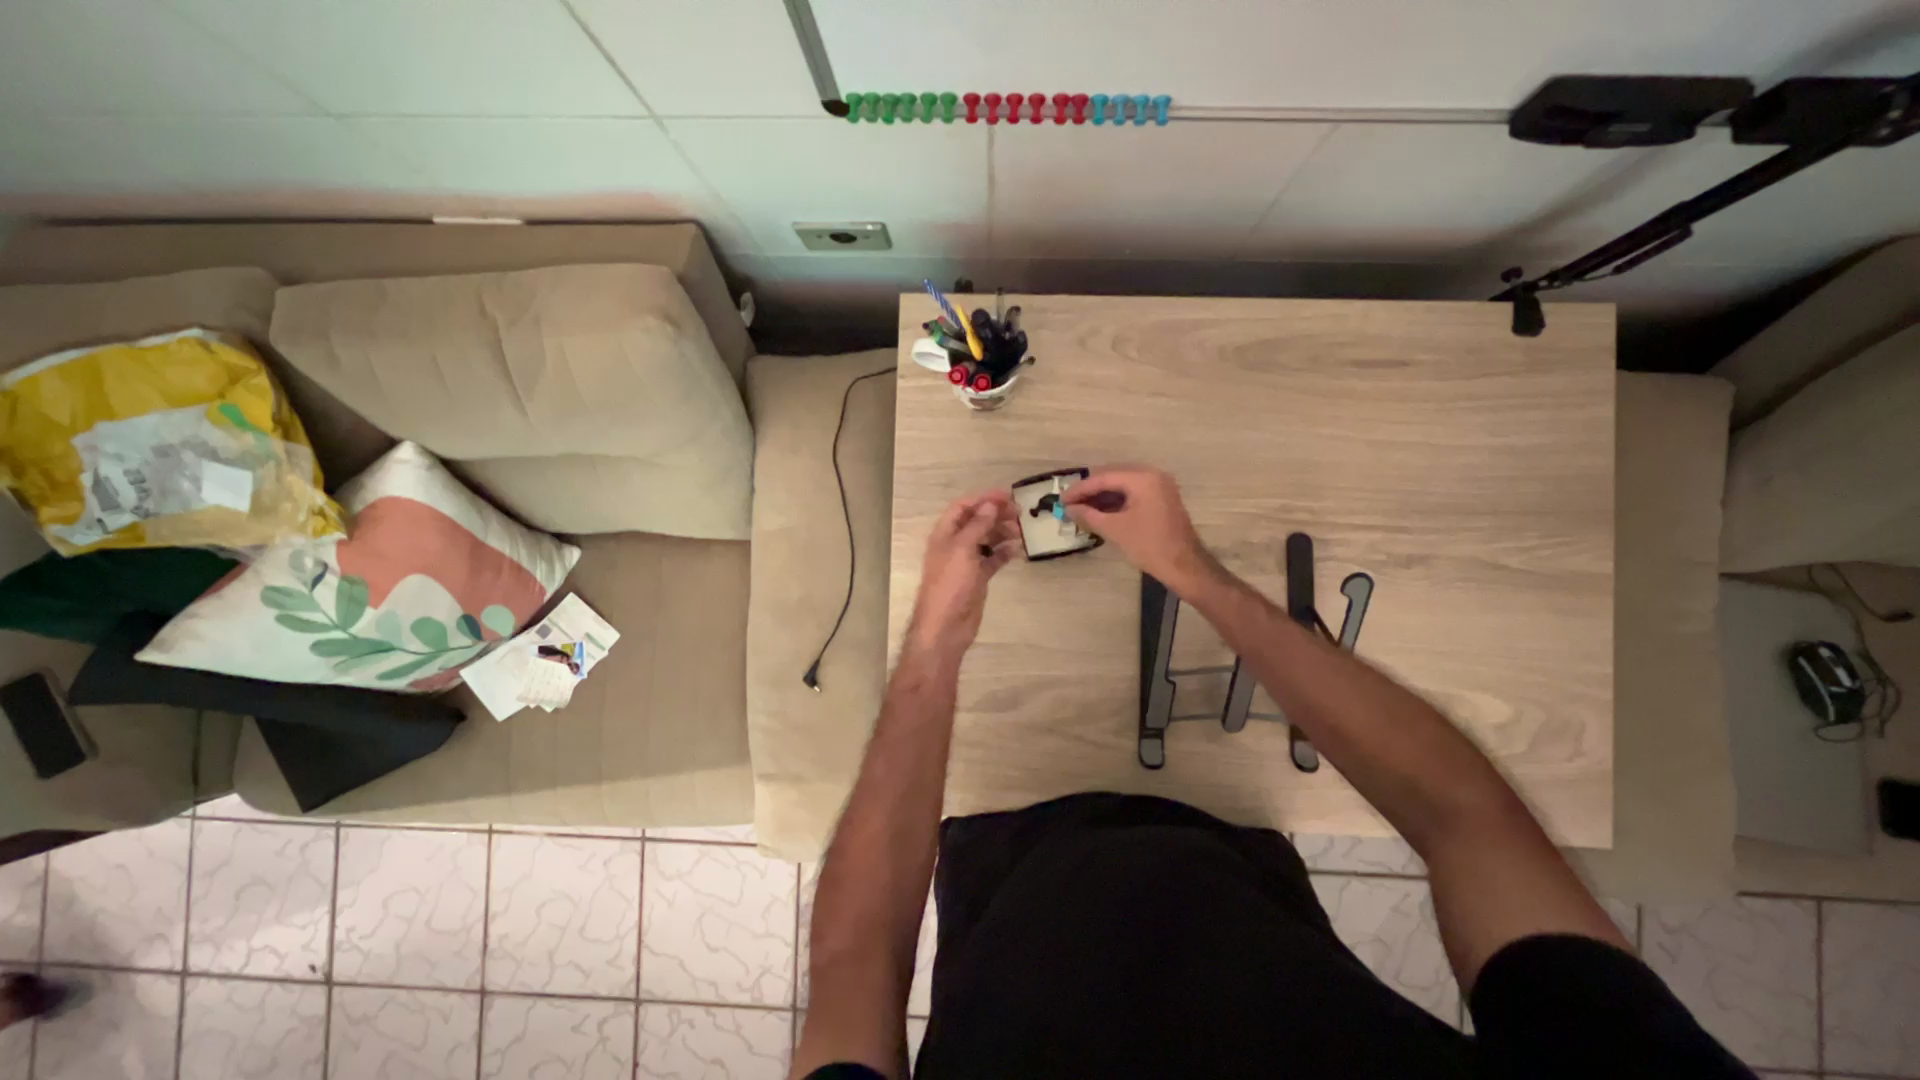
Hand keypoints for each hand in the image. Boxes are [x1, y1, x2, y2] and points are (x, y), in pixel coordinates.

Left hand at [907, 490, 1019, 655]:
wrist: (946, 625)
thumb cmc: (950, 584)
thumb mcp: (963, 549)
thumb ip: (977, 525)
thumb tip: (990, 505)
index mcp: (945, 534)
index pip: (963, 507)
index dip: (982, 498)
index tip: (1006, 495)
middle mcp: (955, 545)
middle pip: (976, 522)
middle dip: (996, 514)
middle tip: (1019, 513)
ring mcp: (966, 562)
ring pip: (986, 540)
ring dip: (1002, 532)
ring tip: (1021, 531)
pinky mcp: (977, 578)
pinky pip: (992, 560)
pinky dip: (1004, 553)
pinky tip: (1017, 550)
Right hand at [1065, 465, 1214, 587]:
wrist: (1184, 566)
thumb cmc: (1148, 545)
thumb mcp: (1114, 529)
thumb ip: (1088, 515)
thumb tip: (1068, 509)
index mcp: (1142, 478)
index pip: (1103, 478)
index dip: (1079, 489)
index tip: (1061, 500)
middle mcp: (1152, 475)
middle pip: (1113, 477)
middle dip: (1090, 492)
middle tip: (1069, 504)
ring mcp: (1159, 487)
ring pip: (1122, 486)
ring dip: (1102, 497)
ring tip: (1081, 510)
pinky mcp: (1161, 499)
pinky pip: (1133, 494)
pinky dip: (1116, 502)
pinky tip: (1100, 513)